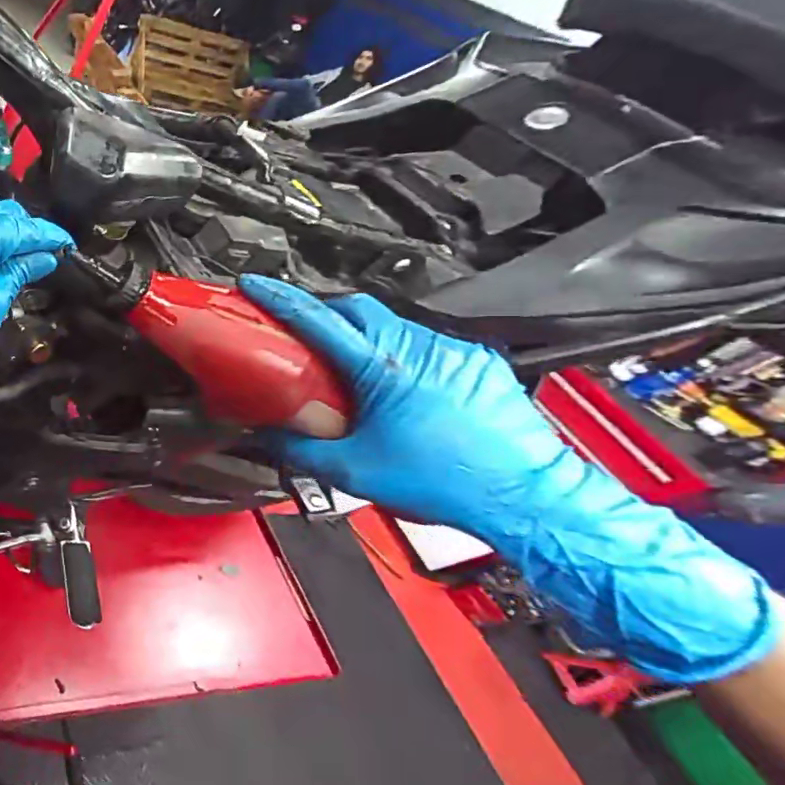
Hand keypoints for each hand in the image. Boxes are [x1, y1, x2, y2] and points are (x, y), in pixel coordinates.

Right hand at [239, 274, 779, 682]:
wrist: (528, 500)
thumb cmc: (453, 484)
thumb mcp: (356, 472)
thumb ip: (301, 452)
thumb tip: (270, 440)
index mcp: (384, 368)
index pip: (317, 319)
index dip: (279, 299)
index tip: (256, 285)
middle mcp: (419, 348)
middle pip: (355, 309)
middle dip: (322, 314)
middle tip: (300, 334)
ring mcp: (451, 352)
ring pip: (391, 326)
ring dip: (363, 339)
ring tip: (351, 374)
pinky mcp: (473, 363)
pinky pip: (424, 343)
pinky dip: (399, 355)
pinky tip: (397, 389)